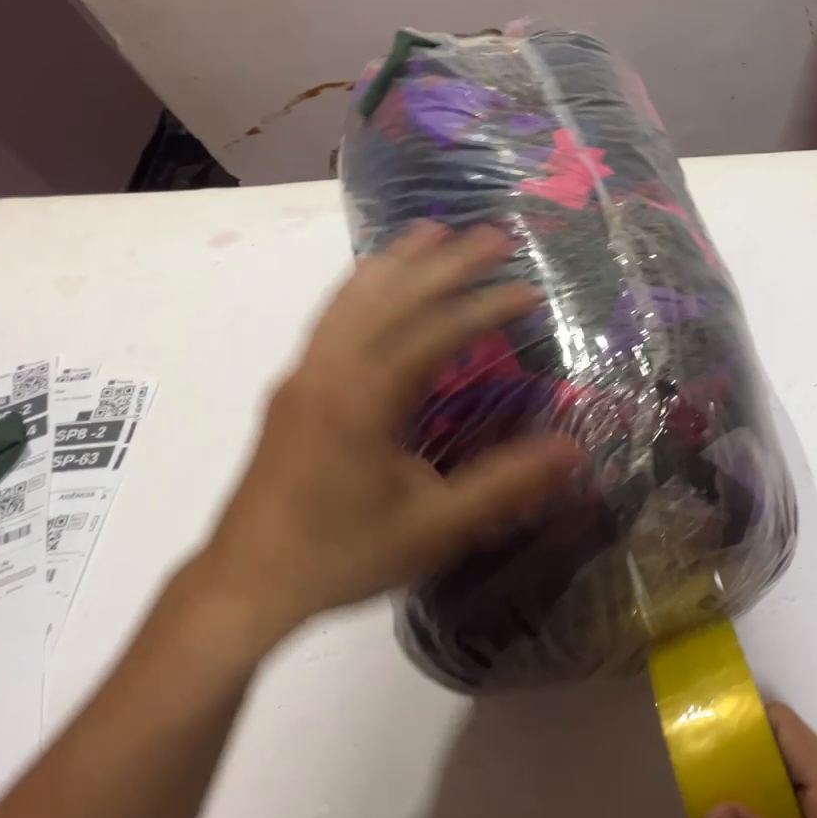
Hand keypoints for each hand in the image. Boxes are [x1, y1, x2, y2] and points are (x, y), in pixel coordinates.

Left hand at [191, 221, 584, 639]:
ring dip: (399, 262)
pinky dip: (363, 286)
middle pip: (392, 298)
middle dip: (447, 263)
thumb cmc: (343, 555)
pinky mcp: (292, 389)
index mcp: (363, 401)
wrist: (242, 586)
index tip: (530, 290)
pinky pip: (332, 317)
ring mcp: (302, 376)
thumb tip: (574, 450)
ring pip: (353, 299)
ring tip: (434, 231)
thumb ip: (506, 485)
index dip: (486, 308)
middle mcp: (328, 373)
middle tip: (496, 234)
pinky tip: (377, 282)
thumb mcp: (435, 529)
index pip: (434, 333)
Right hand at [707, 704, 816, 817]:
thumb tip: (712, 809)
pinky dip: (794, 803)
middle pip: (789, 749)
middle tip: (718, 789)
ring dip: (771, 790)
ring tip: (740, 809)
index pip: (782, 721)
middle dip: (752, 768)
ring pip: (803, 773)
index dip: (747, 726)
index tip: (713, 743)